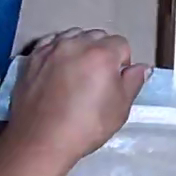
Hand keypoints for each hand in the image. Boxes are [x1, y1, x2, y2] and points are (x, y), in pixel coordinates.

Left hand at [2, 29, 149, 169]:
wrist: (41, 139)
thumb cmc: (86, 126)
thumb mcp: (120, 109)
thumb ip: (133, 82)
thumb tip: (142, 67)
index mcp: (102, 54)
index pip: (121, 44)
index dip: (122, 63)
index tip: (115, 82)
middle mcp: (76, 44)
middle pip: (97, 36)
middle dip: (102, 51)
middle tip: (97, 78)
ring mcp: (51, 48)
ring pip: (73, 35)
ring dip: (80, 47)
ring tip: (77, 72)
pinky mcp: (32, 57)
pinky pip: (51, 42)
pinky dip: (58, 49)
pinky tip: (57, 67)